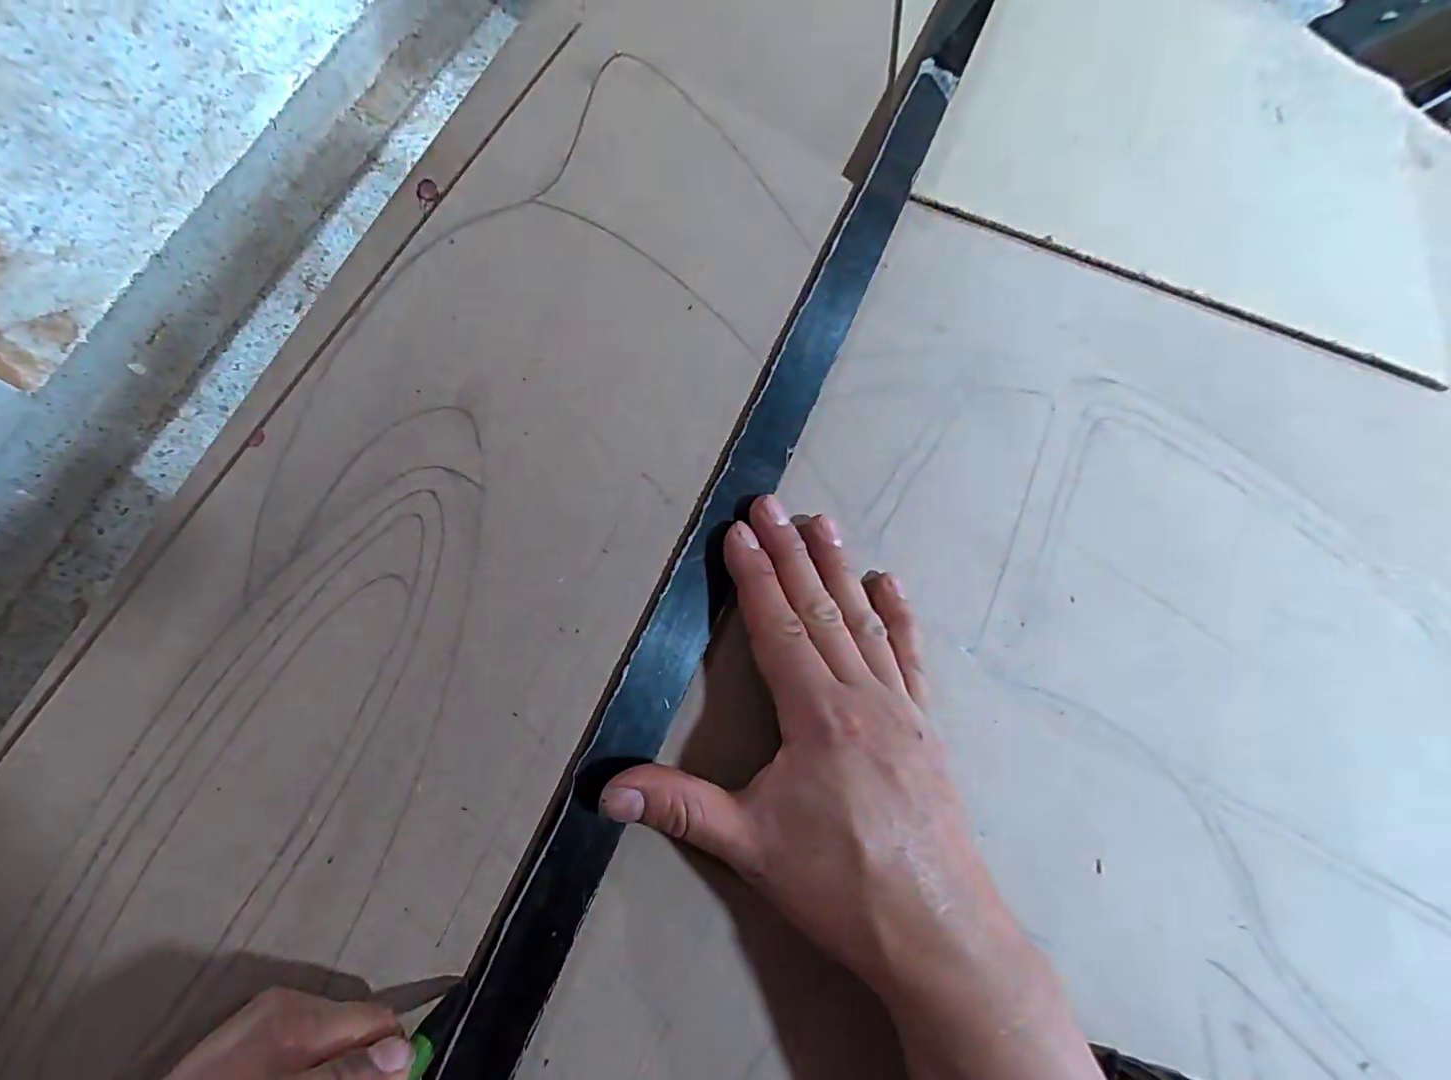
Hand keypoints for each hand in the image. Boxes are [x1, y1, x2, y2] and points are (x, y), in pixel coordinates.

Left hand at [165, 988, 412, 1079]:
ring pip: (332, 1033)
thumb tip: (405, 1051)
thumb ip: (347, 1074)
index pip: (378, 1017)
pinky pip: (304, 1037)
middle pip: (357, 1025)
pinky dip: (310, 1063)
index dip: (390, 1057)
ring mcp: (270, 1010)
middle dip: (361, 1064)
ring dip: (336, 1066)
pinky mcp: (255, 1024)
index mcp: (303, 1015)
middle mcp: (292, 1000)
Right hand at [599, 495, 1098, 1079]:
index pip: (779, 628)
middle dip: (790, 552)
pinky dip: (898, 617)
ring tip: (824, 523)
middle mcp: (865, 700)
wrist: (945, 942)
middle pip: (820, 610)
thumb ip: (677, 807)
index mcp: (820, 716)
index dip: (754, 577)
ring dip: (839, 570)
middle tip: (771, 503)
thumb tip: (605, 791)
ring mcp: (903, 713)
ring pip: (865, 623)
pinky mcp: (925, 733)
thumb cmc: (842, 886)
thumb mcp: (748, 845)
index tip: (738, 532)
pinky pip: (909, 659)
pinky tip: (890, 586)